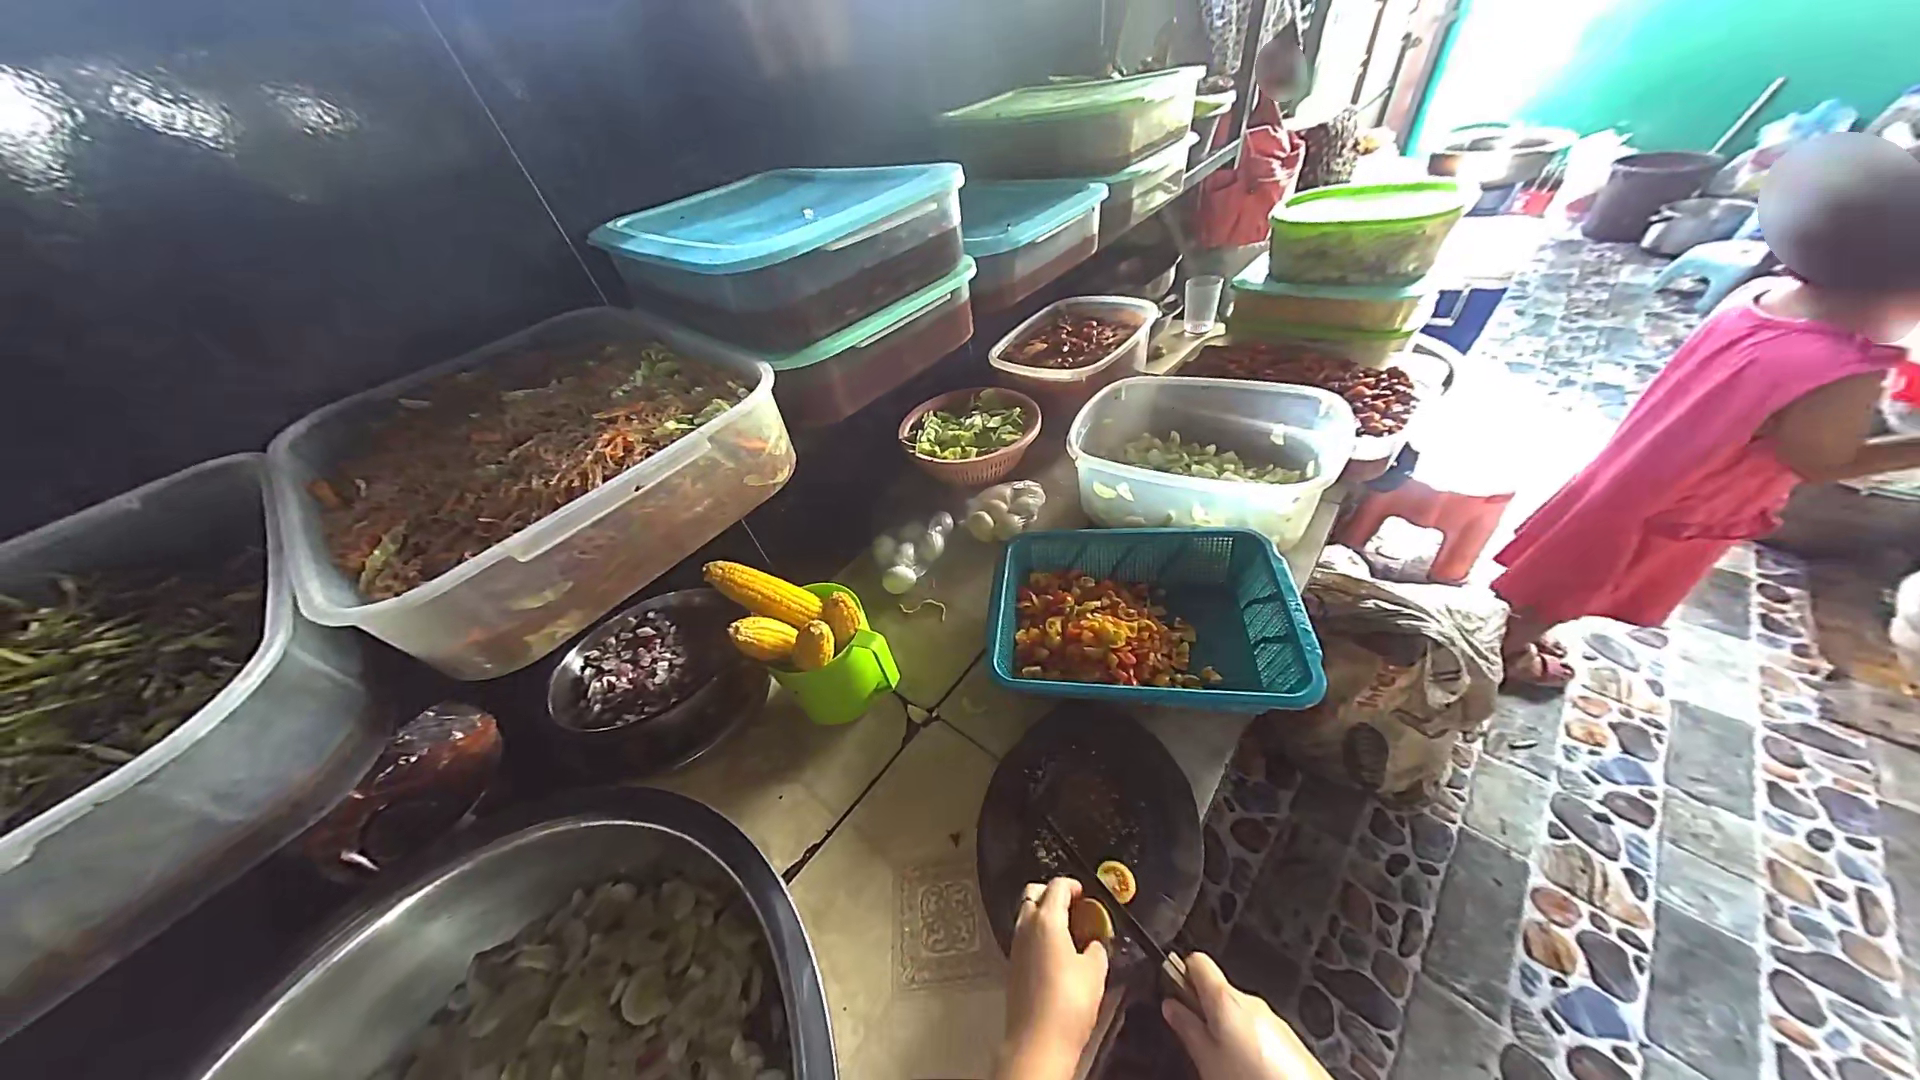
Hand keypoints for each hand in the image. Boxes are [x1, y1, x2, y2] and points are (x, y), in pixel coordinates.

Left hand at [997, 878, 1109, 1078]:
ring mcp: (1016, 944)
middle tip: (1073, 905)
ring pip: (1027, 913)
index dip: (1073, 885)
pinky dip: (1038, 932)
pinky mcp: (1013, 963)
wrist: (1038, 1041)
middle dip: (1053, 893)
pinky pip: (1024, 935)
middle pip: (1035, 892)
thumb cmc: (1067, 1003)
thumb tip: (1094, 943)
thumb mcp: (1095, 972)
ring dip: (1043, 912)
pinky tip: (1055, 951)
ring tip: (1066, 929)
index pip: (1057, 886)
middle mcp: (1026, 925)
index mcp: (1046, 919)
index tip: (1084, 892)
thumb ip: (1096, 947)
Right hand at [1162, 953, 1330, 1079]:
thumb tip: (1171, 1007)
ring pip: (1239, 1014)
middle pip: (1218, 990)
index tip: (1177, 995)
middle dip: (1206, 1012)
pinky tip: (1252, 1074)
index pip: (1196, 961)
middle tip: (1200, 1042)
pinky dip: (1252, 1046)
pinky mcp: (1291, 1042)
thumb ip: (1186, 1028)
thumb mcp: (1206, 1061)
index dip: (1182, 974)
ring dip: (1229, 1032)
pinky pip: (1260, 1032)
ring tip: (1229, 1067)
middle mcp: (1251, 1001)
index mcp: (1226, 998)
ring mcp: (1274, 1021)